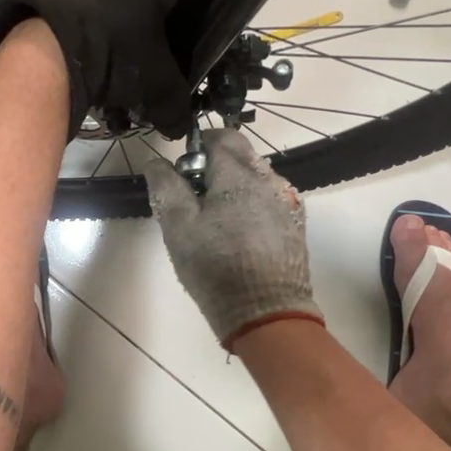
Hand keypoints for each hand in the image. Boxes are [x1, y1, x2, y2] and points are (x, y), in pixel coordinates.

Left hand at [0, 0, 190, 137]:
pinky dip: (102, 80)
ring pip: (124, 48)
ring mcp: (92, 5)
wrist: (54, 51)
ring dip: (128, 81)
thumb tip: (179, 128)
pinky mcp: (66, 26)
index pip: (191, 10)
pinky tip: (104, 106)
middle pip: (154, 34)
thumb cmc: (121, 54)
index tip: (195, 70)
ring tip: (129, 109)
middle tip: (159, 96)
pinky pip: (96, 55)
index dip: (198, 41)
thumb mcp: (161, 85)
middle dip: (156, 70)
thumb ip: (177, 107)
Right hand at [142, 129, 320, 348]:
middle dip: (215, 164)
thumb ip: (166, 186)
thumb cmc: (215, 267)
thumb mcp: (178, 227)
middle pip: (241, 154)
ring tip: (214, 218)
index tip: (181, 172)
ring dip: (233, 184)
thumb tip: (156, 160)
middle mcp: (269, 181)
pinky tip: (238, 232)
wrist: (265, 312)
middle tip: (193, 195)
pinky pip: (268, 199)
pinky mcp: (295, 225)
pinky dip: (250, 203)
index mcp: (239, 175)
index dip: (196, 147)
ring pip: (256, 177)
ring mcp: (287, 203)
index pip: (220, 138)